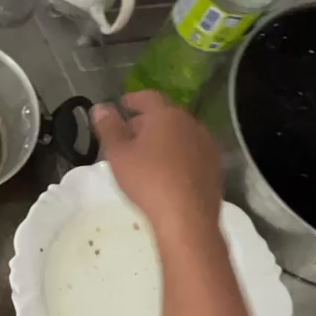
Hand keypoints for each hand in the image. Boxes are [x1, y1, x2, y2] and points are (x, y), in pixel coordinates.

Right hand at [93, 90, 221, 240]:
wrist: (187, 217)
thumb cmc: (147, 180)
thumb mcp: (118, 154)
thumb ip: (108, 127)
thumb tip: (101, 107)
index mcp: (166, 115)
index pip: (147, 97)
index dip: (132, 99)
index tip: (120, 106)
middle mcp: (190, 123)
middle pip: (165, 115)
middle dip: (145, 121)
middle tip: (128, 135)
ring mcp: (206, 144)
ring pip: (179, 133)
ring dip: (162, 138)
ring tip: (145, 155)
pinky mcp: (214, 165)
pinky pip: (190, 151)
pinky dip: (176, 154)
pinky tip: (165, 171)